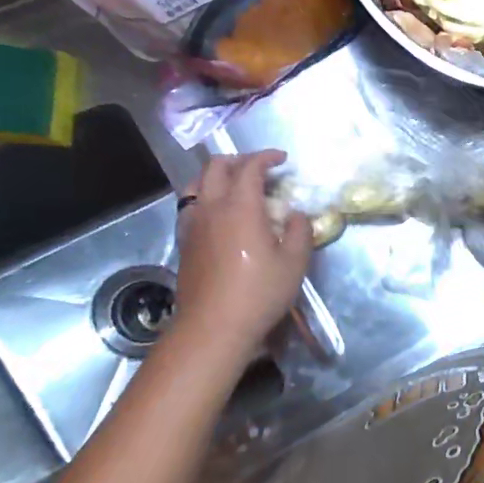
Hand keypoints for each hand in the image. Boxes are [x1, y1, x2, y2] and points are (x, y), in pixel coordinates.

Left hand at [173, 152, 312, 345]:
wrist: (214, 326)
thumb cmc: (259, 292)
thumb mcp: (295, 262)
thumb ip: (299, 230)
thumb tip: (295, 215)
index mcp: (240, 206)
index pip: (250, 167)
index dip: (266, 157)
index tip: (282, 159)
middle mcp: (211, 207)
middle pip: (216, 167)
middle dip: (239, 160)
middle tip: (259, 168)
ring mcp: (193, 224)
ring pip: (196, 184)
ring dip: (216, 176)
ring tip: (234, 185)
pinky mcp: (184, 242)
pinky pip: (190, 206)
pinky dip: (205, 197)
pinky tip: (218, 213)